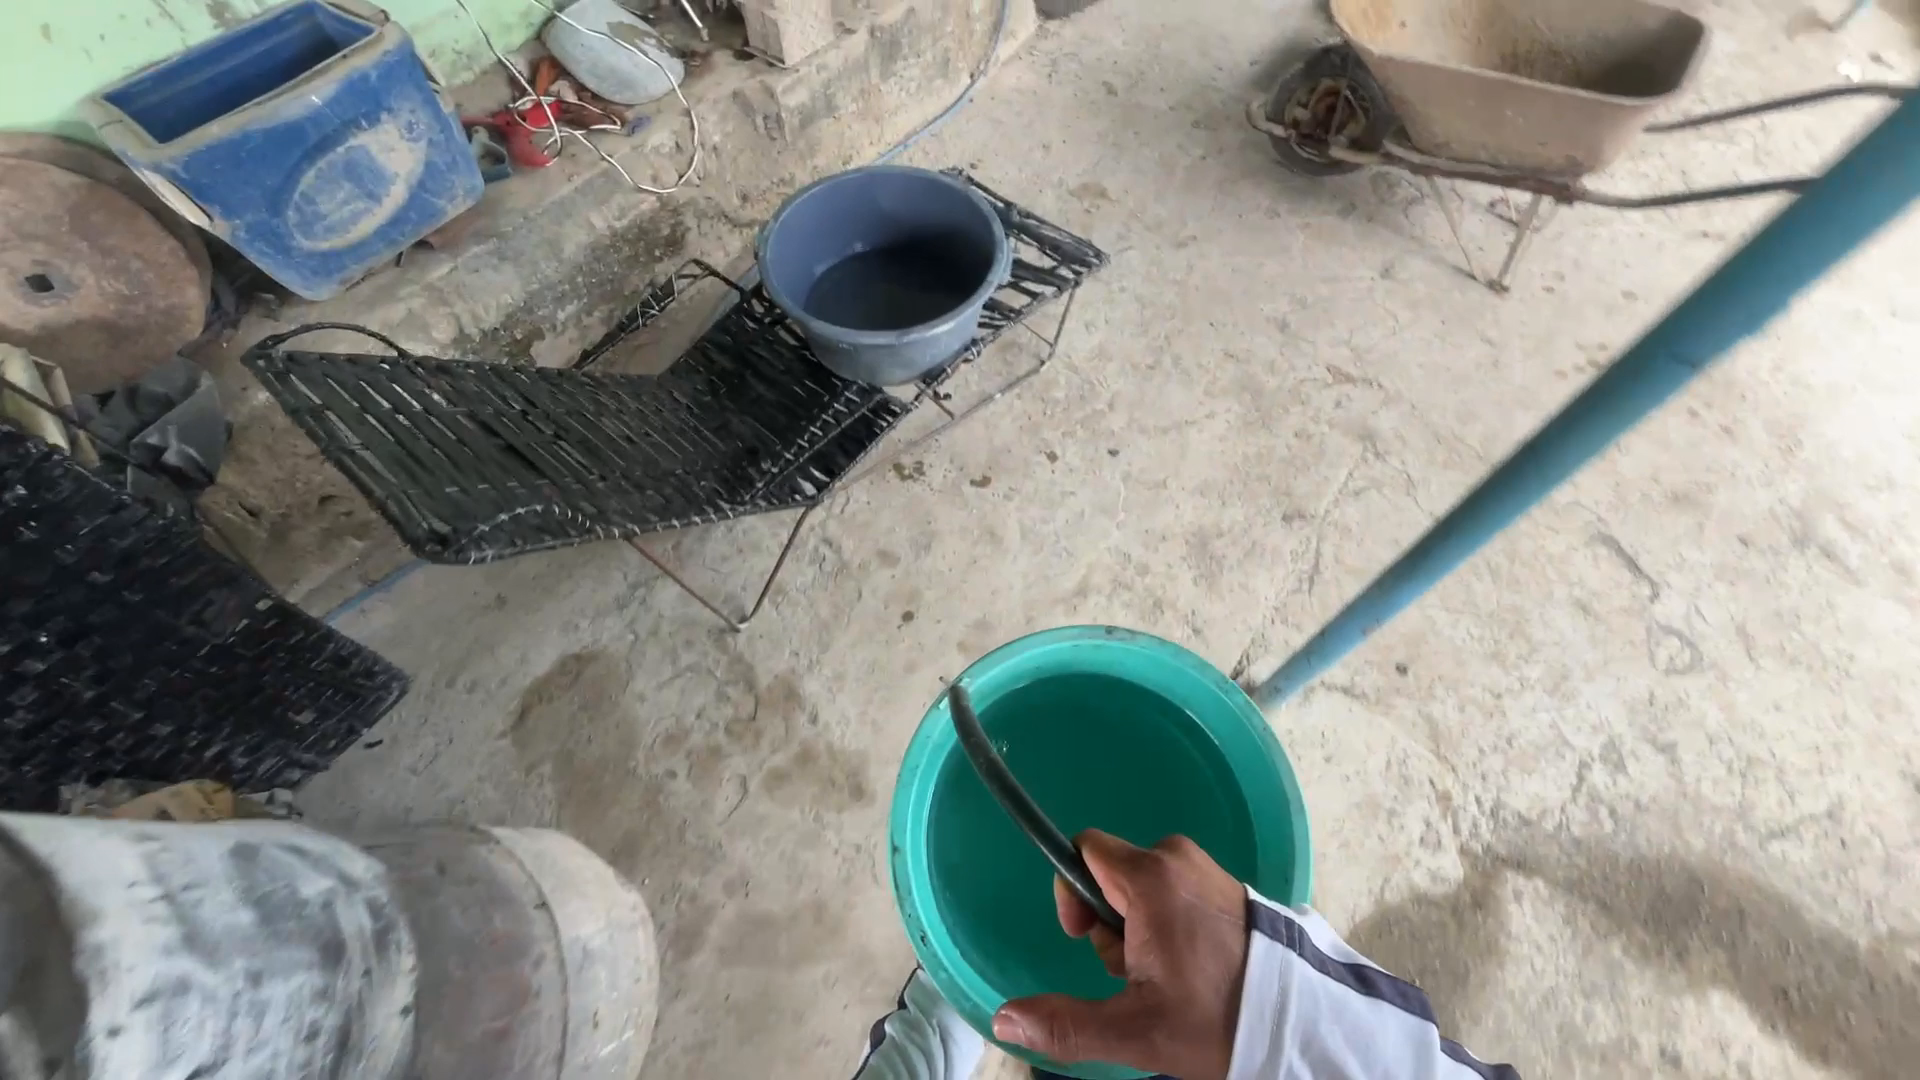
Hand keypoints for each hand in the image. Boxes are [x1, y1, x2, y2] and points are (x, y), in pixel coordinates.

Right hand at [992, 831, 1248, 1079]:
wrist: (1302, 1021)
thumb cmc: (1215, 1018)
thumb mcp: (1135, 1030)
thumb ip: (1066, 1024)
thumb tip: (1003, 1019)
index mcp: (1150, 876)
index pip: (1083, 849)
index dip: (1074, 892)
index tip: (1088, 936)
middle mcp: (1174, 855)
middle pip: (1110, 875)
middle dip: (1111, 923)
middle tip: (1142, 973)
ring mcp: (1202, 864)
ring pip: (1140, 884)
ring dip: (1138, 926)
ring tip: (1172, 974)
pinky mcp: (1221, 877)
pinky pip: (1170, 886)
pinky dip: (1167, 919)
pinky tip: (1193, 961)